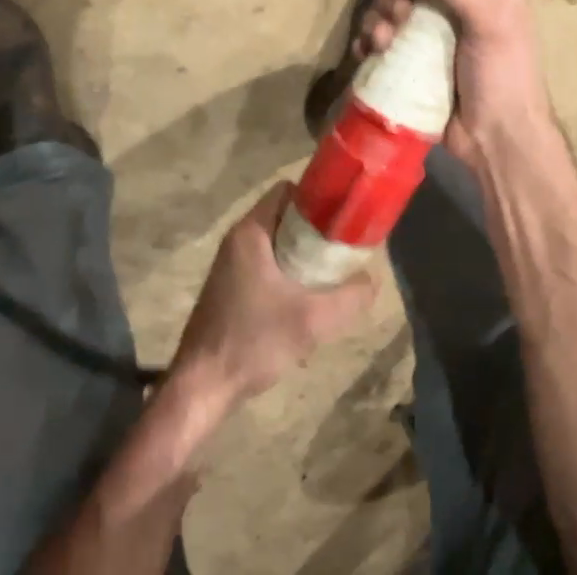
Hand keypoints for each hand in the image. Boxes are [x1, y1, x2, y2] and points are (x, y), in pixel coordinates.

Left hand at [169, 183, 377, 402]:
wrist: (203, 386)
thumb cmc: (253, 342)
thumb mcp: (313, 319)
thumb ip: (350, 297)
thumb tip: (372, 280)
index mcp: (250, 233)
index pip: (288, 191)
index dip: (319, 198)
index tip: (345, 217)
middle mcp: (238, 241)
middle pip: (286, 218)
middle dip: (318, 231)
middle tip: (345, 251)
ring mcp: (231, 265)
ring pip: (278, 245)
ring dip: (305, 257)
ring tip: (333, 277)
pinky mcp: (231, 288)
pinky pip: (268, 266)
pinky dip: (290, 274)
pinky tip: (308, 302)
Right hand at [354, 0, 551, 165]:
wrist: (497, 139)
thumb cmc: (504, 75)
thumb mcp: (492, 19)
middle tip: (399, 16)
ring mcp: (432, 30)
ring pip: (390, 3)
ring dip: (378, 17)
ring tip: (383, 42)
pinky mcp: (412, 57)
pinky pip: (380, 36)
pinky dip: (368, 40)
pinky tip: (368, 54)